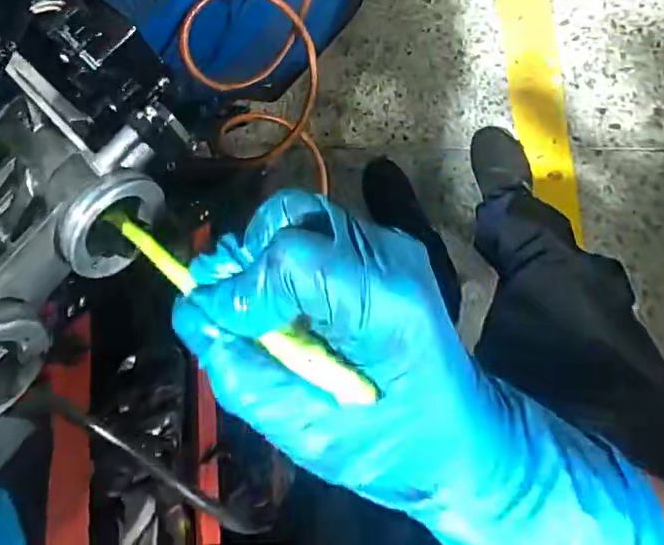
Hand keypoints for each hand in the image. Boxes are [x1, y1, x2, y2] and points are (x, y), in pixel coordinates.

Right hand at [173, 191, 663, 544]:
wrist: (471, 443)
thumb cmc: (395, 450)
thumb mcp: (311, 436)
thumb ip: (242, 374)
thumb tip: (192, 315)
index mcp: (385, 304)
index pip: (292, 258)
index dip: (243, 286)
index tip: (214, 316)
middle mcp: (389, 255)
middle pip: (293, 217)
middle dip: (246, 256)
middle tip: (219, 294)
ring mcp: (387, 243)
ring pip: (298, 213)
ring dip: (260, 250)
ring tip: (244, 292)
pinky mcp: (379, 244)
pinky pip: (311, 228)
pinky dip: (279, 252)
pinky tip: (277, 291)